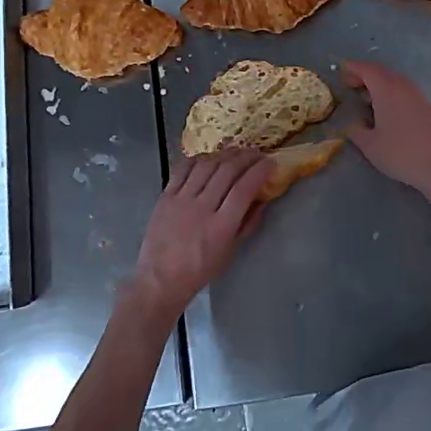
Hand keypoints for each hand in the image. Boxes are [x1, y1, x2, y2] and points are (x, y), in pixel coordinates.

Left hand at [126, 149, 272, 317]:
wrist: (161, 277)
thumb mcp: (231, 251)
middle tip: (256, 153)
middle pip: (226, 171)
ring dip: (224, 154)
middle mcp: (202, 208)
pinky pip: (183, 169)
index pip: (244, 188)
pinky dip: (198, 159)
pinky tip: (208, 158)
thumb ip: (247, 224)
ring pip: (206, 166)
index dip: (259, 171)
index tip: (270, 162)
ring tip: (235, 152)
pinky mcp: (166, 196)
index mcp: (221, 226)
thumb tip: (261, 199)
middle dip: (245, 157)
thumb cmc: (200, 270)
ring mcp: (181, 200)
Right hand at [342, 60, 430, 201]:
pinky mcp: (427, 108)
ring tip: (367, 96)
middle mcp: (404, 89)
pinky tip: (387, 108)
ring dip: (380, 82)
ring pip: (397, 80)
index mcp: (388, 93)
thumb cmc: (399, 154)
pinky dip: (392, 91)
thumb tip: (351, 125)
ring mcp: (419, 97)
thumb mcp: (370, 145)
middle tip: (351, 83)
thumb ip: (356, 131)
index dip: (354, 67)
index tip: (341, 68)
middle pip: (383, 72)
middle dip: (366, 73)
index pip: (369, 71)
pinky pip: (406, 91)